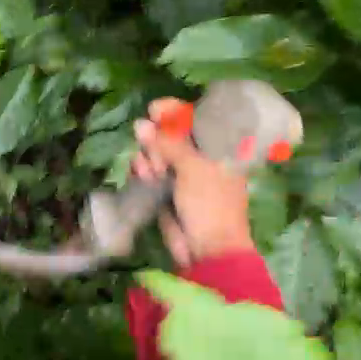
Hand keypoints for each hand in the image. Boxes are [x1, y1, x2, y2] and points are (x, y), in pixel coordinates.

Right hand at [132, 98, 256, 267]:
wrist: (207, 248)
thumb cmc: (210, 204)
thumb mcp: (193, 168)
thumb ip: (167, 143)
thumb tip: (140, 124)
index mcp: (220, 148)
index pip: (197, 117)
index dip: (175, 112)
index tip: (154, 111)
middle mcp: (202, 156)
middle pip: (171, 132)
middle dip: (157, 138)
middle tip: (158, 155)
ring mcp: (183, 171)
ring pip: (156, 149)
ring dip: (149, 156)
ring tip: (151, 171)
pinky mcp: (166, 186)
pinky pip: (148, 167)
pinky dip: (143, 169)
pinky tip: (143, 175)